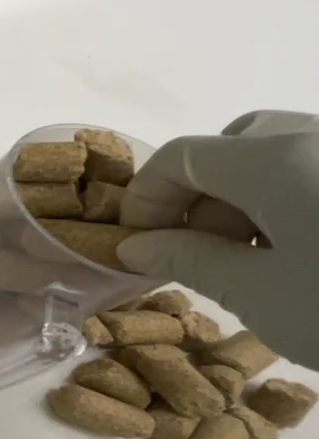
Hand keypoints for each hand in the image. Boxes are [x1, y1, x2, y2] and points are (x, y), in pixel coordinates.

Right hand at [117, 110, 318, 367]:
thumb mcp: (262, 296)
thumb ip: (188, 260)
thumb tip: (138, 246)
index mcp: (275, 160)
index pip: (179, 158)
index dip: (144, 197)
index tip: (138, 242)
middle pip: (242, 141)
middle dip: (207, 191)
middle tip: (208, 247)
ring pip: (300, 154)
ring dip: (263, 196)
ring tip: (275, 257)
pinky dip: (314, 201)